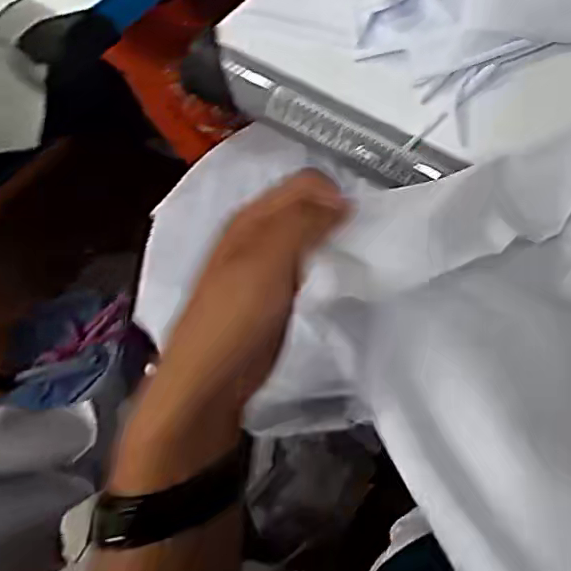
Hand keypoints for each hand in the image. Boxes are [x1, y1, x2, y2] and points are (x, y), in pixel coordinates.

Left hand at [114, 169, 348, 491]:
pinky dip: (326, 261)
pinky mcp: (275, 293)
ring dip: (333, 237)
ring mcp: (265, 265)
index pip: (305, 183)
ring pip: (310, 233)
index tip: (361, 219)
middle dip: (338, 212)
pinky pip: (308, 262)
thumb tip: (341, 201)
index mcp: (251, 218)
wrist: (206, 387)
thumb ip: (304, 222)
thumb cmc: (232, 320)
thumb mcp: (268, 259)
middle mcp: (257, 235)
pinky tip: (336, 277)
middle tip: (364, 234)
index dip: (336, 193)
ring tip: (356, 253)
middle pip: (308, 205)